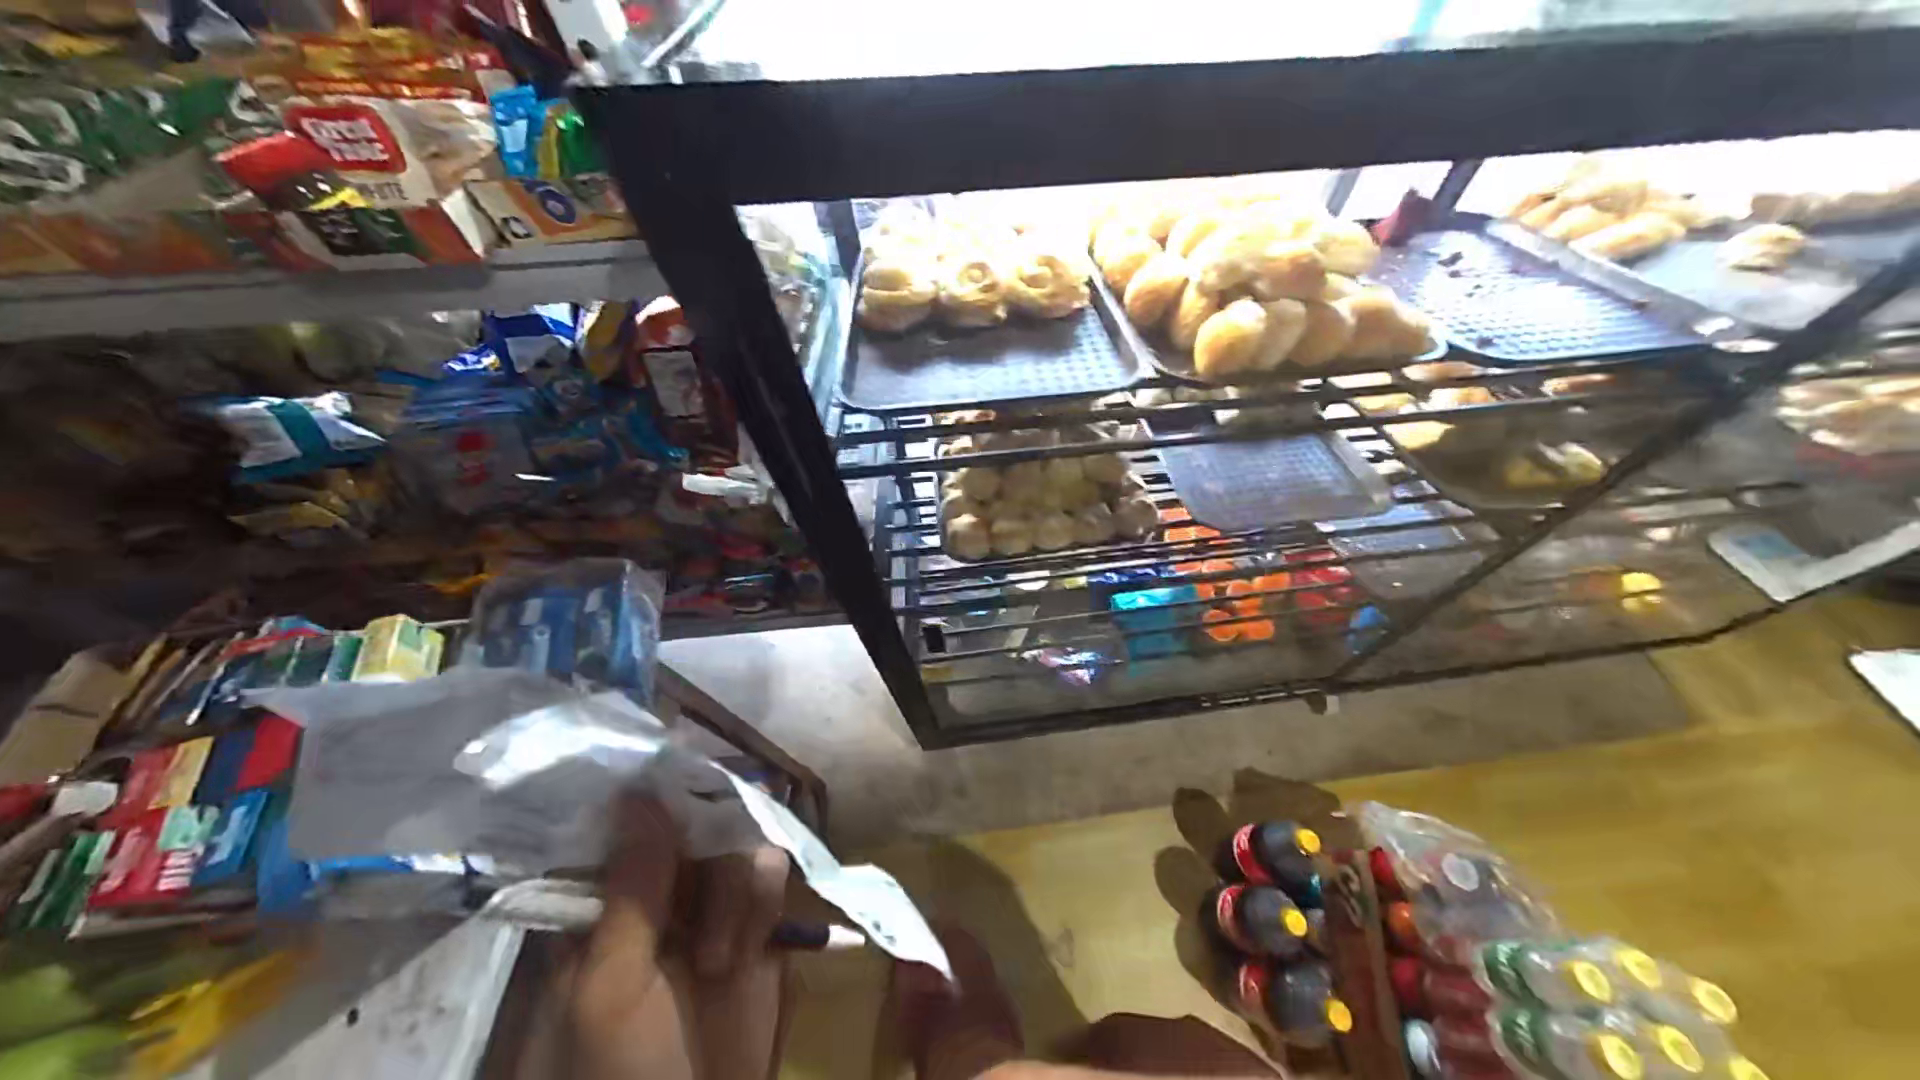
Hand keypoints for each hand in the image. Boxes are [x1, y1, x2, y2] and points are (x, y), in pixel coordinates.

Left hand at [571, 794, 792, 1079]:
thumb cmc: (625, 1076)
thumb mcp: (611, 989)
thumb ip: (630, 892)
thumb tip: (636, 793)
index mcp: (607, 905)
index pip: (635, 822)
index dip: (662, 796)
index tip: (687, 779)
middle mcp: (661, 896)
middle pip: (698, 823)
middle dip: (710, 858)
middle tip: (704, 908)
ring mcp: (713, 911)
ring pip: (741, 846)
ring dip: (738, 895)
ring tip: (724, 960)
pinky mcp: (759, 930)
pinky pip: (773, 881)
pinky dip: (765, 906)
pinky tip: (754, 952)